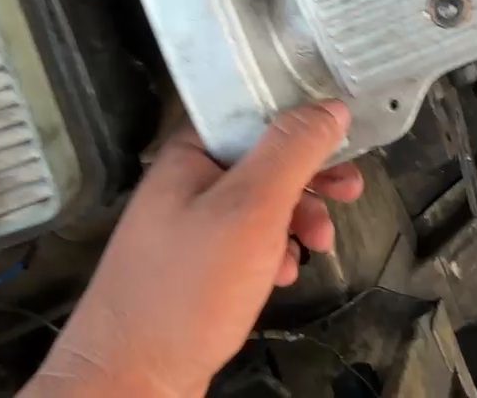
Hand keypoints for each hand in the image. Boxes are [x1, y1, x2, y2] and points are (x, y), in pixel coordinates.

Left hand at [22, 104, 363, 397]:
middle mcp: (189, 181)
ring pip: (263, 201)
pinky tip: (285, 273)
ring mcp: (190, 226)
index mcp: (192, 153)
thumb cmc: (190, 288)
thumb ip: (294, 150)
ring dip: (301, 216)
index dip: (302, 114)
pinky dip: (275, 250)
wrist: (126, 390)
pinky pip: (249, 240)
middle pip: (267, 157)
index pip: (254, 108)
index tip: (342, 130)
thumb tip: (331, 107)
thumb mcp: (252, 208)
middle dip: (313, 175)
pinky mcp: (196, 267)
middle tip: (350, 190)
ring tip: (322, 243)